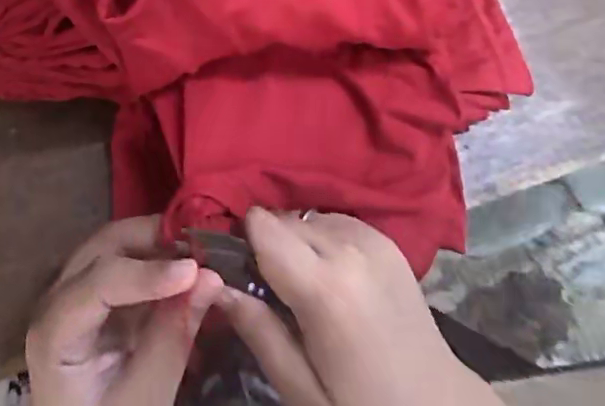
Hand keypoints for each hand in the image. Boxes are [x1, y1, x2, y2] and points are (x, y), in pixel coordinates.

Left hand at [27, 216, 225, 405]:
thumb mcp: (142, 398)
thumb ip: (172, 338)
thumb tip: (211, 278)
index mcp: (52, 332)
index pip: (99, 281)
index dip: (148, 271)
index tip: (195, 270)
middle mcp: (53, 299)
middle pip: (103, 247)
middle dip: (153, 239)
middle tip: (201, 248)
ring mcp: (69, 294)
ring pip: (112, 246)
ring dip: (156, 244)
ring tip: (197, 255)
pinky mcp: (89, 299)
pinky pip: (121, 264)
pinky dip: (153, 261)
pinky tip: (182, 270)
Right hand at [217, 208, 500, 405]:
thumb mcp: (304, 391)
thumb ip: (260, 332)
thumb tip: (217, 287)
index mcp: (325, 287)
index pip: (262, 224)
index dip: (244, 241)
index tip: (240, 269)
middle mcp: (348, 247)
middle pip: (283, 219)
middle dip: (269, 244)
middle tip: (272, 289)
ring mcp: (371, 238)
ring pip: (307, 217)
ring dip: (297, 241)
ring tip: (305, 285)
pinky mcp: (386, 239)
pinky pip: (334, 221)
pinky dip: (323, 239)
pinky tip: (333, 276)